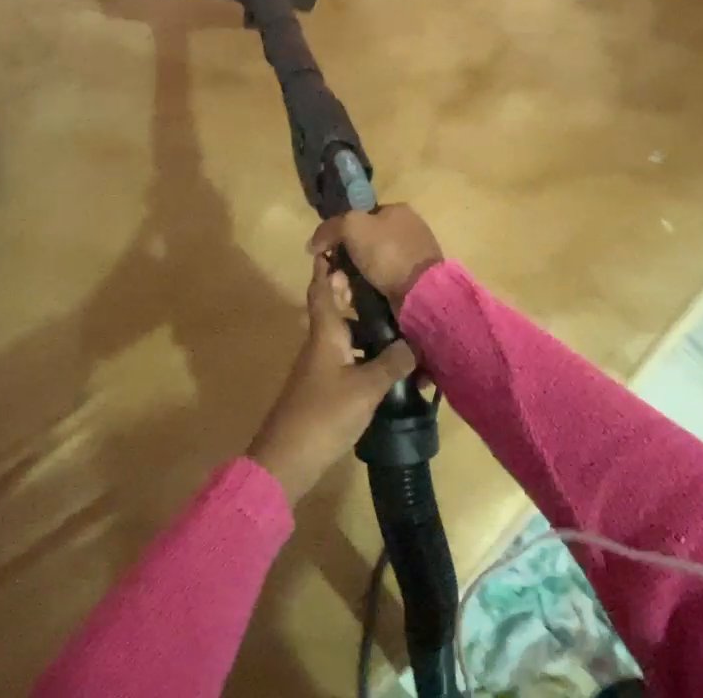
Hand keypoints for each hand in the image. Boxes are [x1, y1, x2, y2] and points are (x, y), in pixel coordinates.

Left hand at [247, 254, 417, 504]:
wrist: (288, 458)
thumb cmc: (325, 414)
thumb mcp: (366, 388)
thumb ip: (392, 363)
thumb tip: (414, 342)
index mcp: (325, 335)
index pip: (323, 290)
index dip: (329, 267)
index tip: (338, 244)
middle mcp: (319, 345)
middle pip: (334, 310)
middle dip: (352, 293)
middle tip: (383, 281)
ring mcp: (319, 369)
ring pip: (342, 335)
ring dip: (363, 325)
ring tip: (396, 320)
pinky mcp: (323, 390)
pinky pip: (345, 359)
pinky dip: (363, 353)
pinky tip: (385, 362)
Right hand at [305, 204, 444, 311]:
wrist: (419, 291)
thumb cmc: (386, 252)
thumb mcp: (351, 227)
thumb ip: (329, 228)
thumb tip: (313, 244)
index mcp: (397, 211)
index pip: (359, 217)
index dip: (339, 234)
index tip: (326, 253)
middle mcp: (407, 229)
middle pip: (362, 244)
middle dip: (343, 262)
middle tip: (334, 278)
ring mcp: (411, 256)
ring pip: (368, 265)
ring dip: (350, 279)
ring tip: (344, 293)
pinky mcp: (412, 280)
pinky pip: (380, 282)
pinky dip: (366, 289)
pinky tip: (357, 299)